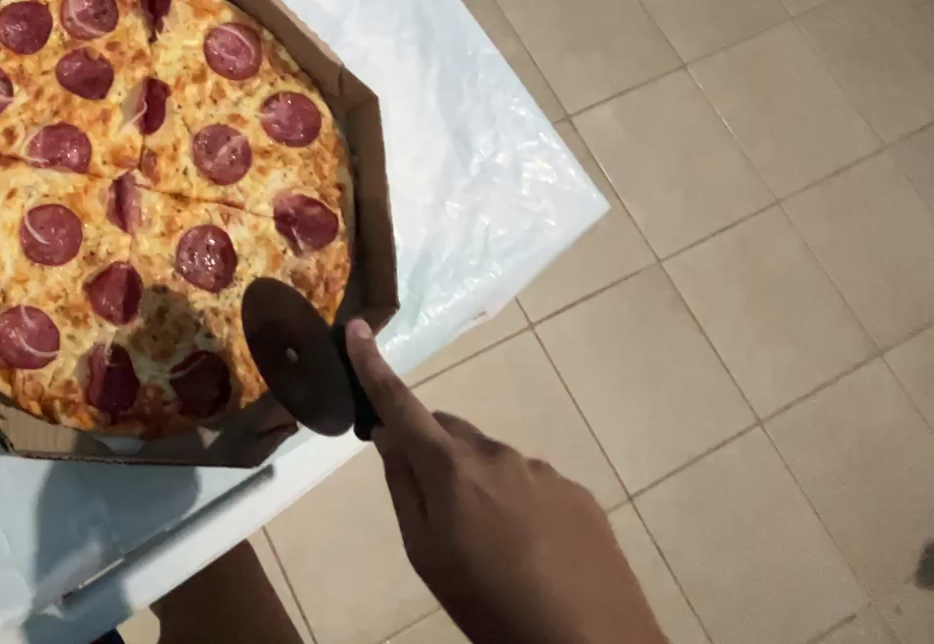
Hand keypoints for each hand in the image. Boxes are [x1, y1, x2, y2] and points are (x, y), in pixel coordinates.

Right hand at [343, 320, 666, 643]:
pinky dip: (516, 501)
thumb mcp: (424, 553)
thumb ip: (403, 486)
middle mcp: (495, 454)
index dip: (372, 364)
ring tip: (494, 543)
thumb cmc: (489, 607)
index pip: (399, 403)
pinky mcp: (578, 494)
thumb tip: (390, 437)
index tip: (355, 327)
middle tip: (437, 506)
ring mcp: (541, 471)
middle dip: (432, 450)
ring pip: (488, 459)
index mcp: (449, 468)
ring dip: (477, 481)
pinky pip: (529, 481)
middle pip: (446, 431)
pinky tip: (532, 549)